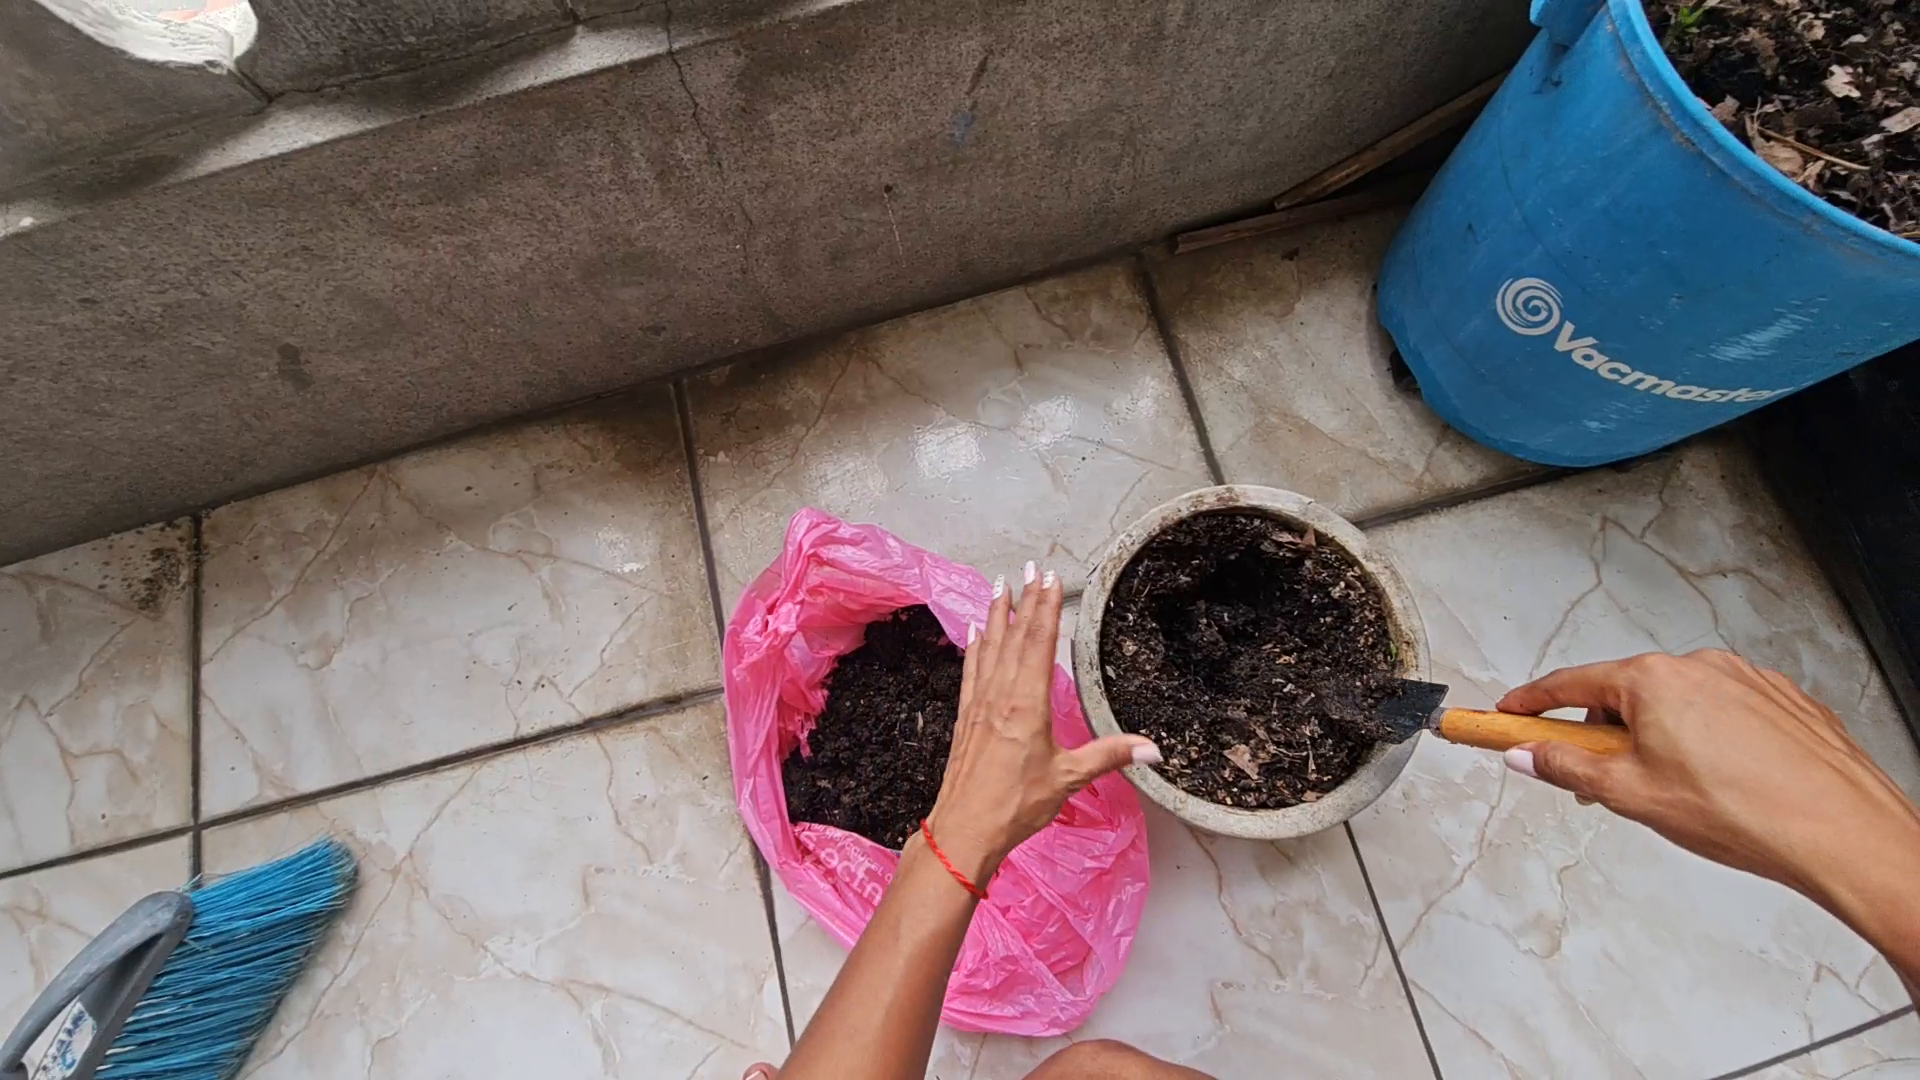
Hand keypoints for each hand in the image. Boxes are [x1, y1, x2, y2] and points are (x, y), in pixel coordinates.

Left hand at [924, 562, 1160, 883]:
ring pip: (990, 647)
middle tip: (1031, 568)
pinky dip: (974, 646)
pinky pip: (971, 670)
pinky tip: (973, 630)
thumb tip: (1153, 749)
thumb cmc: (1017, 804)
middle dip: (1026, 600)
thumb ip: (1109, 756)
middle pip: (1016, 636)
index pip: (1039, 643)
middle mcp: (1001, 694)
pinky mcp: (966, 715)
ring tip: (1001, 585)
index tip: (1050, 579)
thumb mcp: (1068, 778)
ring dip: (997, 614)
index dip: (1046, 608)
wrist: (965, 828)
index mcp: (1027, 703)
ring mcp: (980, 702)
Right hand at [1499, 650, 1919, 972]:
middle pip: (1620, 691)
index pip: (1567, 684)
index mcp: (1653, 679)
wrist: (1856, 845)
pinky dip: (1701, 734)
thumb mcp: (1627, 793)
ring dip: (1652, 732)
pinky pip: (1721, 709)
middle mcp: (1699, 668)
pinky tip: (1712, 776)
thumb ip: (1563, 767)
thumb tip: (1526, 756)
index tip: (1511, 711)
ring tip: (1667, 782)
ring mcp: (1749, 682)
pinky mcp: (1788, 704)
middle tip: (1599, 770)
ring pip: (1672, 700)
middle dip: (1600, 729)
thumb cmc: (1750, 815)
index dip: (1530, 702)